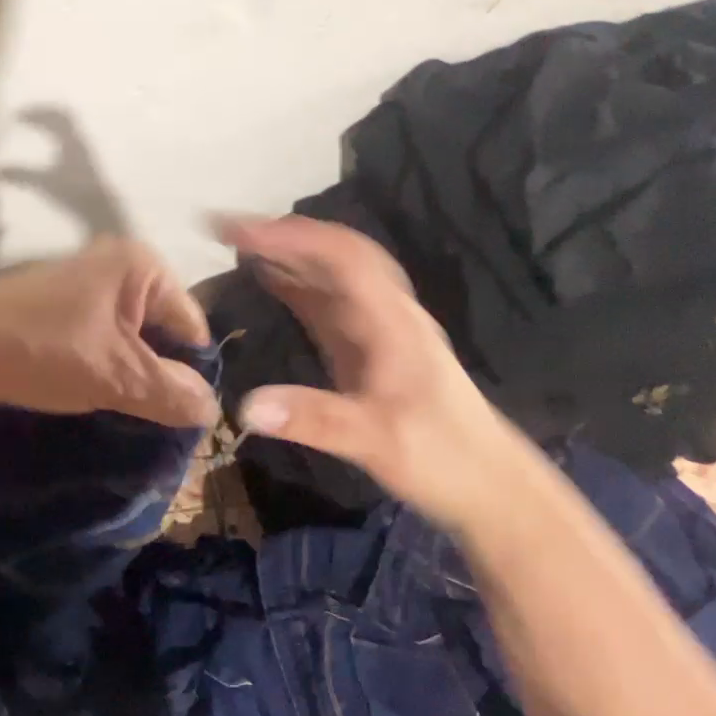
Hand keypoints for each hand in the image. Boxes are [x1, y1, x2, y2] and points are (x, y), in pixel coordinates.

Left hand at [0, 237, 219, 427]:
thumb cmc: (44, 352)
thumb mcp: (118, 377)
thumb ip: (174, 393)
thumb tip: (211, 409)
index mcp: (141, 264)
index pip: (193, 325)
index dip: (190, 371)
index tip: (177, 412)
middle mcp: (114, 260)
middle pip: (160, 329)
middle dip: (156, 371)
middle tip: (145, 412)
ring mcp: (80, 279)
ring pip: (126, 336)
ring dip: (125, 370)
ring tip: (113, 403)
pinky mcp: (53, 301)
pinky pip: (96, 334)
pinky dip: (97, 361)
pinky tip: (84, 386)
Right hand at [216, 215, 532, 524]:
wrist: (489, 486)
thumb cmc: (441, 457)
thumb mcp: (377, 441)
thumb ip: (315, 419)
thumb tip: (247, 405)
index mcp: (391, 323)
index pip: (341, 259)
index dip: (290, 238)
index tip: (238, 232)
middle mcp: (384, 315)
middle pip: (336, 256)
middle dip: (283, 235)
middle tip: (226, 230)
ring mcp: (376, 332)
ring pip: (330, 277)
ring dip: (288, 255)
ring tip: (236, 246)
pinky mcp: (367, 352)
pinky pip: (326, 304)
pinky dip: (295, 286)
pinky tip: (268, 282)